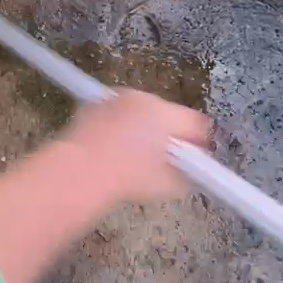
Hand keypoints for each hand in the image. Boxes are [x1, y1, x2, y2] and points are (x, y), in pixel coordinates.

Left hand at [57, 90, 211, 203]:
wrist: (81, 169)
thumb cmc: (130, 177)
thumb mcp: (171, 184)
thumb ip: (187, 173)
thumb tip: (189, 169)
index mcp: (166, 113)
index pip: (198, 122)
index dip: (201, 141)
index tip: (198, 158)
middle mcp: (142, 98)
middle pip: (168, 113)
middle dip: (170, 133)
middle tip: (167, 158)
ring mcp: (116, 98)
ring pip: (141, 110)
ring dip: (145, 127)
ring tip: (137, 155)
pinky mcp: (94, 104)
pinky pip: (118, 113)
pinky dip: (121, 125)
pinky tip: (115, 147)